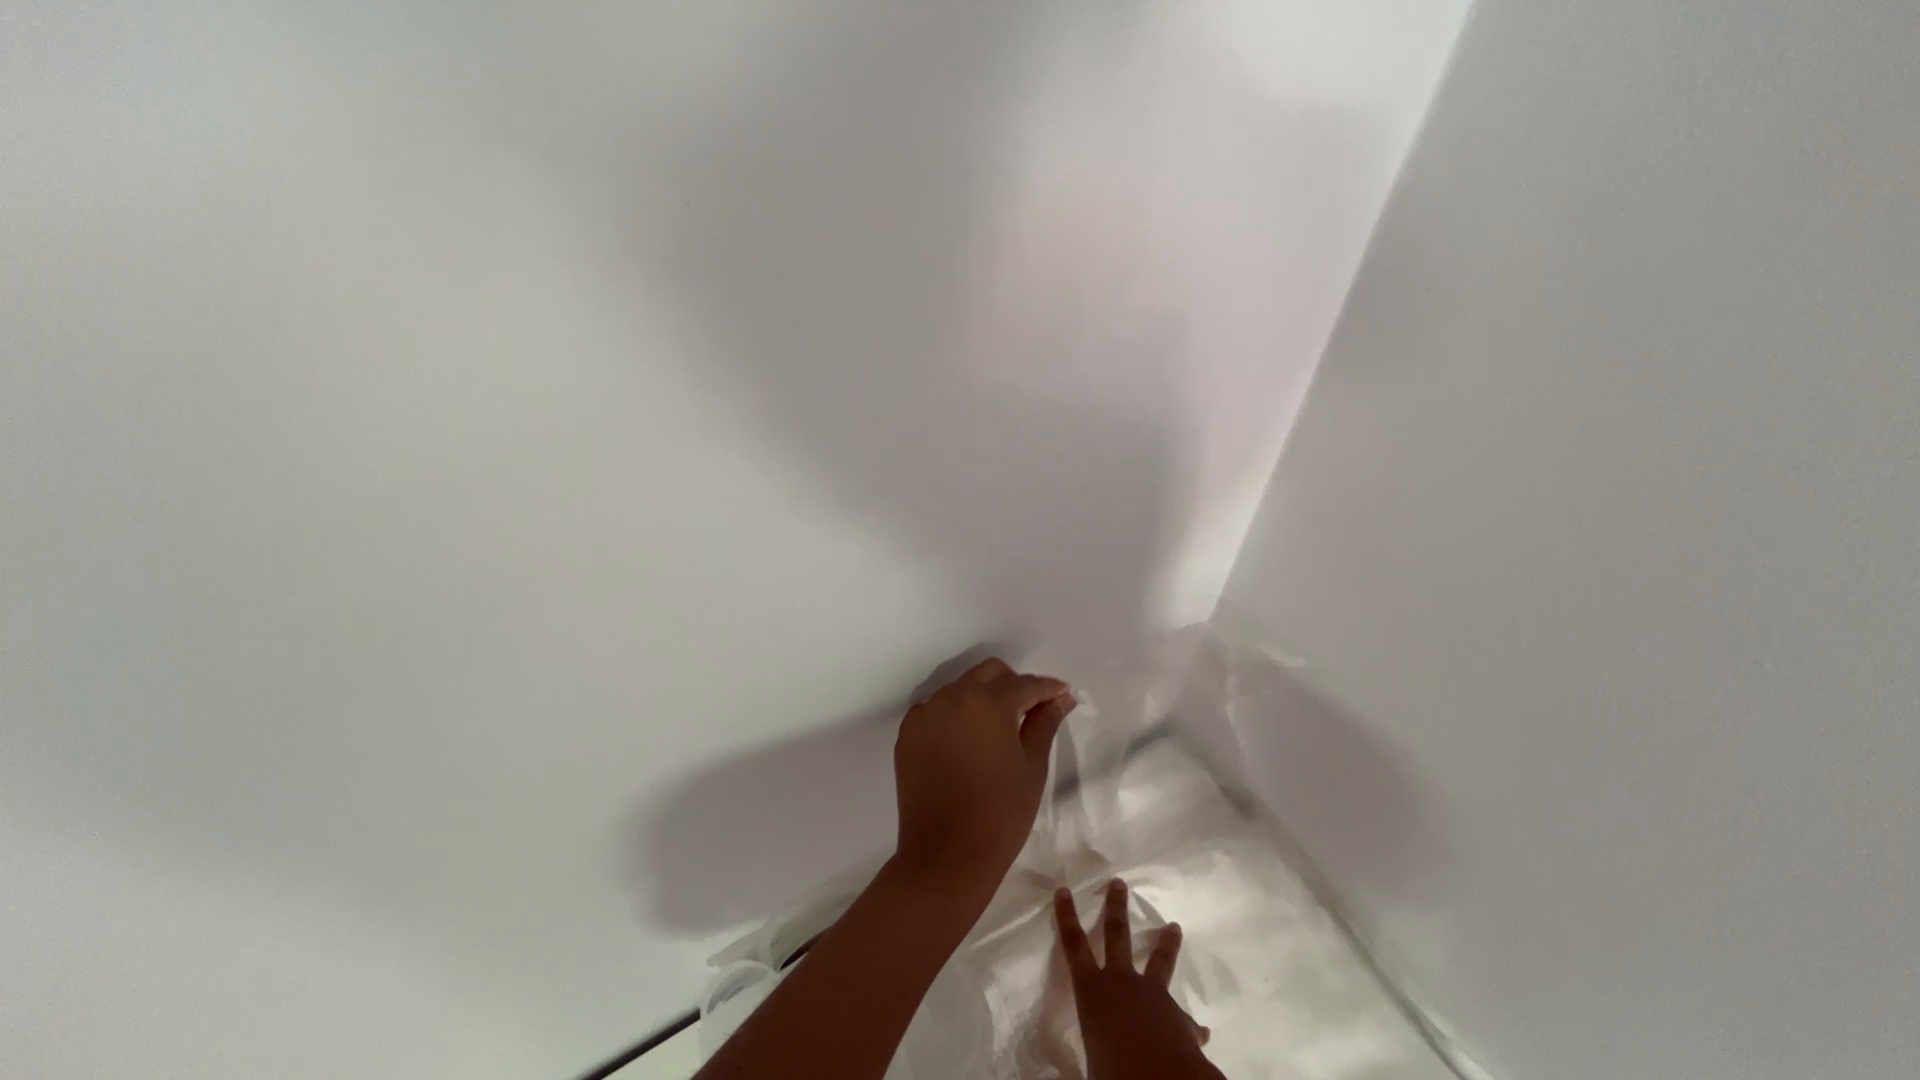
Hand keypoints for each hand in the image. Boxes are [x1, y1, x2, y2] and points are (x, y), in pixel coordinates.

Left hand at [892, 658, 1075, 892]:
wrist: (946, 854)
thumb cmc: (1001, 812)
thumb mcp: (1032, 766)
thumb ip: (1044, 723)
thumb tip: (1060, 698)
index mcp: (988, 702)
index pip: (1025, 684)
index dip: (1047, 689)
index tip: (1062, 695)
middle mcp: (952, 697)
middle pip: (989, 674)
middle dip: (1013, 685)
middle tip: (1031, 711)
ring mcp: (925, 714)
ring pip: (960, 689)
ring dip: (982, 698)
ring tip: (998, 730)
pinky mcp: (908, 734)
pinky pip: (937, 711)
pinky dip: (956, 716)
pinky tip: (968, 743)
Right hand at [1055, 879, 1221, 1079]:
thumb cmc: (1114, 1071)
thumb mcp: (1087, 1067)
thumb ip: (1076, 1063)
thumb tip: (1054, 1079)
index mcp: (1093, 993)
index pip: (1074, 947)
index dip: (1066, 917)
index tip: (1064, 890)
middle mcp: (1122, 984)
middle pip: (1117, 936)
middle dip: (1116, 908)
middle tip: (1119, 882)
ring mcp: (1154, 996)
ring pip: (1159, 962)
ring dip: (1165, 944)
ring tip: (1175, 926)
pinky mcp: (1180, 1018)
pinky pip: (1185, 1020)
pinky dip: (1190, 1025)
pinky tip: (1200, 1030)